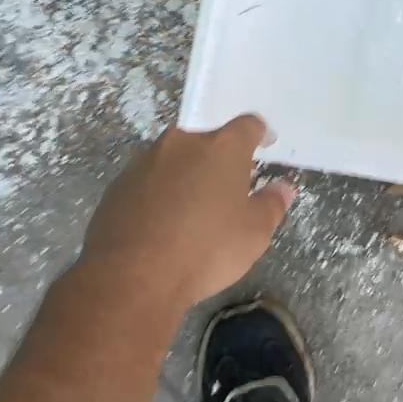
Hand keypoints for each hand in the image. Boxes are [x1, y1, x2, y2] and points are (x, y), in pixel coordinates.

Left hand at [77, 114, 294, 310]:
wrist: (131, 277)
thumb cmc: (206, 249)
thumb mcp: (254, 234)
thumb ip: (271, 205)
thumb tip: (283, 188)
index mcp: (221, 147)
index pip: (247, 124)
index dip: (259, 134)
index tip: (264, 146)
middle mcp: (182, 143)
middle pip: (207, 138)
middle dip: (219, 155)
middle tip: (228, 183)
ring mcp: (145, 161)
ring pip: (174, 157)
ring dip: (186, 172)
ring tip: (193, 207)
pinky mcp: (118, 185)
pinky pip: (148, 180)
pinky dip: (159, 192)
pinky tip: (162, 223)